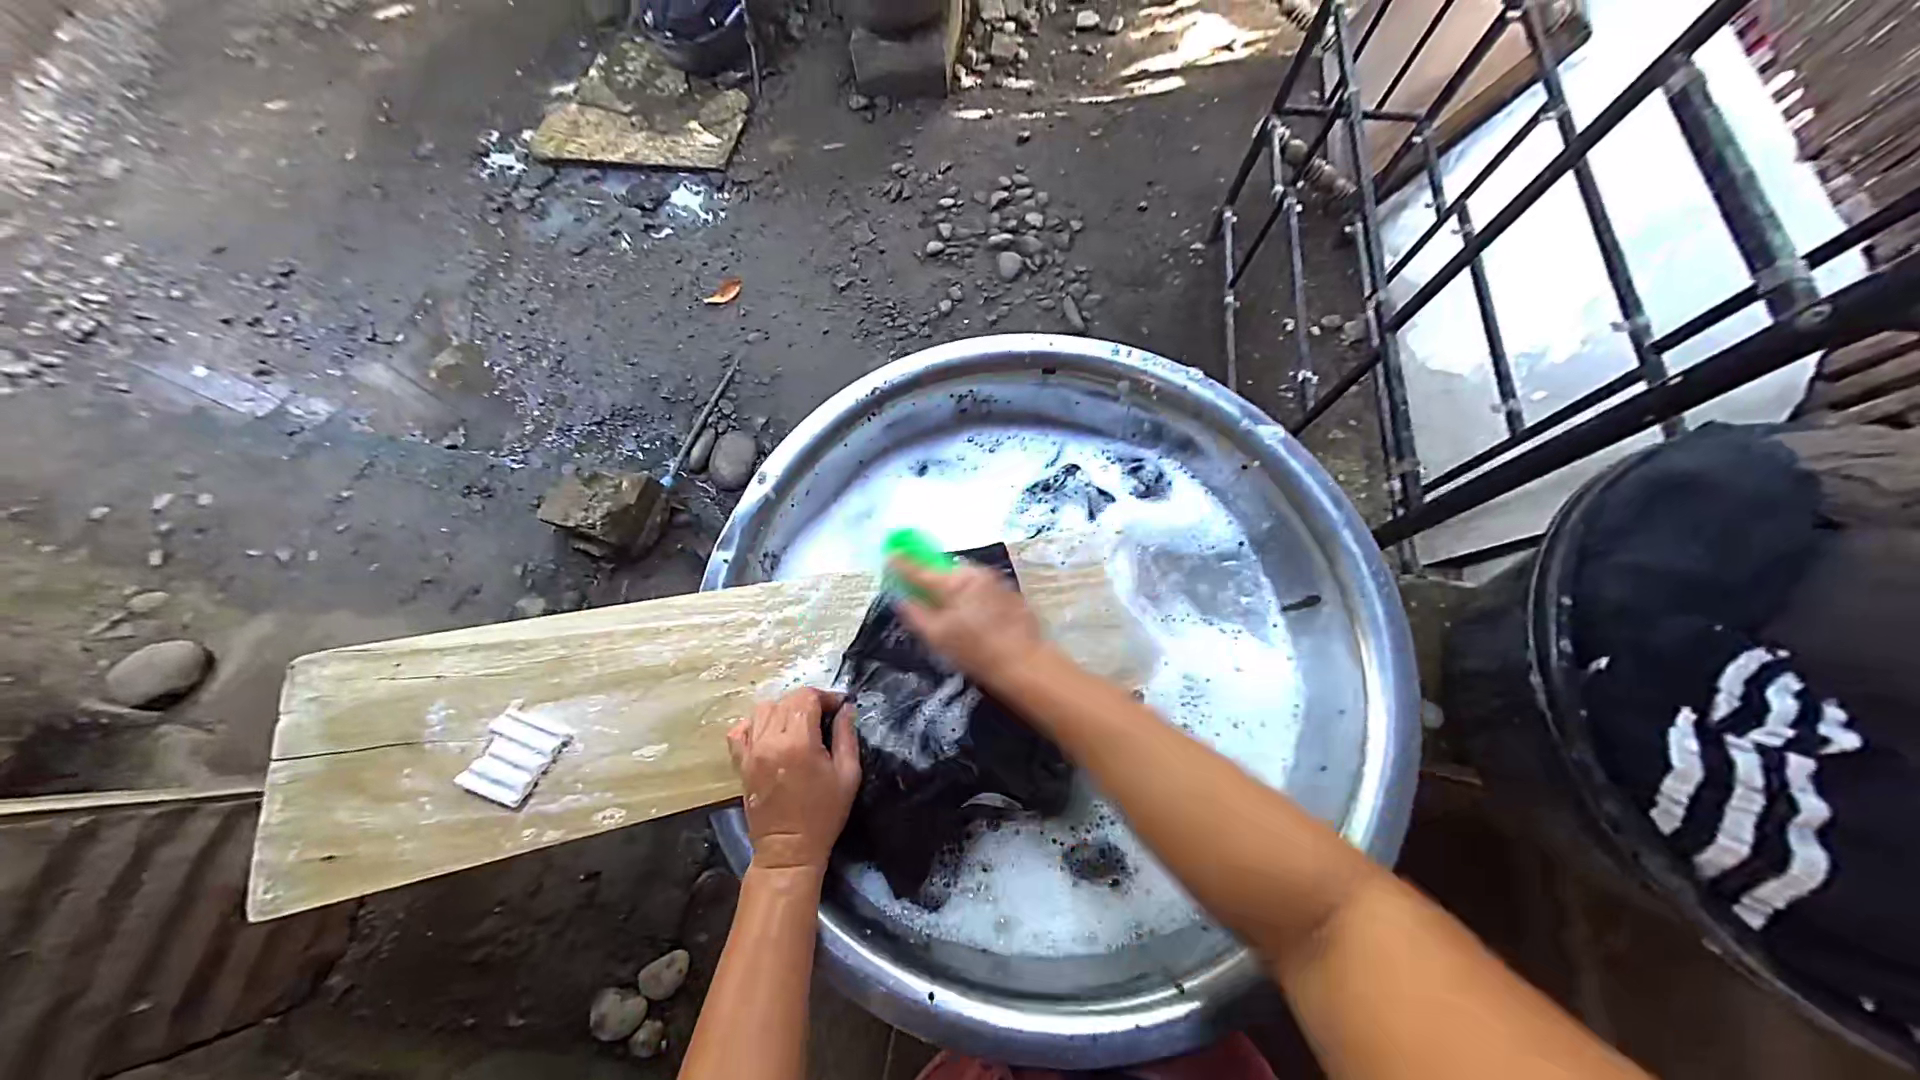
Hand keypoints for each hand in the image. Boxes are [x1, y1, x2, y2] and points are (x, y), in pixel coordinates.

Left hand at [727, 687, 860, 872]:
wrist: (789, 849)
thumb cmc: (824, 814)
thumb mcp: (848, 774)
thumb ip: (846, 735)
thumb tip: (846, 708)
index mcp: (799, 742)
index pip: (807, 697)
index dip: (826, 696)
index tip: (839, 707)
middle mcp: (770, 741)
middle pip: (786, 700)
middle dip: (808, 701)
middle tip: (823, 717)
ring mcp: (751, 751)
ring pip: (763, 710)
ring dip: (783, 710)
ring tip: (798, 725)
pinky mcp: (740, 763)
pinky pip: (740, 730)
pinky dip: (755, 725)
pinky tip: (770, 733)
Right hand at [891, 558, 1046, 685]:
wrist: (1025, 662)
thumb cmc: (976, 651)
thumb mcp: (937, 637)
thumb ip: (915, 614)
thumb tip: (901, 599)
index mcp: (953, 581)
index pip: (919, 568)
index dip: (901, 562)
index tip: (889, 554)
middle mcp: (975, 573)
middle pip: (943, 571)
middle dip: (930, 579)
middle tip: (921, 595)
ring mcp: (995, 580)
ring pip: (964, 579)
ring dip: (952, 587)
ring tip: (949, 612)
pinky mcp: (1009, 592)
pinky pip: (981, 587)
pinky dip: (971, 595)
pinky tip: (973, 617)